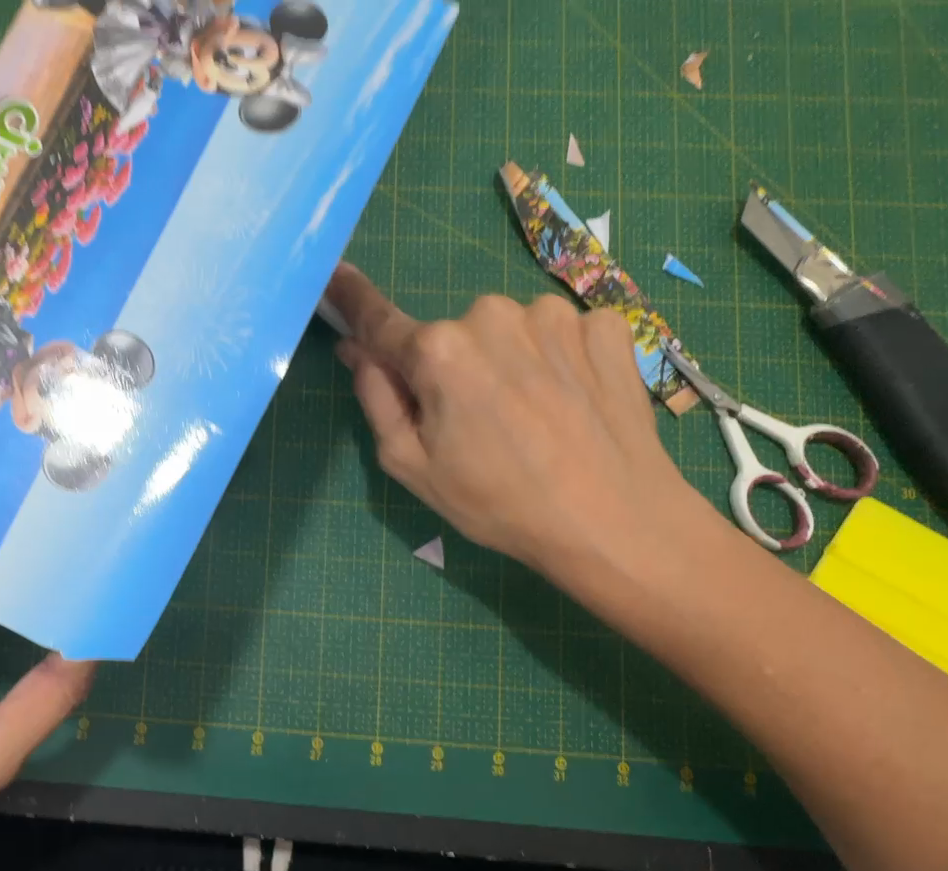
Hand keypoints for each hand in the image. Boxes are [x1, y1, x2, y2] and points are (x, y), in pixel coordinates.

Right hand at [322, 263, 718, 578]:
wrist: (613, 519)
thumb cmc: (496, 501)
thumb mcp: (411, 464)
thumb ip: (376, 399)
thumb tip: (356, 350)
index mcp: (438, 351)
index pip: (380, 320)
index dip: (352, 300)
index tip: (334, 275)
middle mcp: (492, 315)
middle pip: (451, 337)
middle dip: (451, 369)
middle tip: (474, 426)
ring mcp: (555, 315)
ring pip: (507, 332)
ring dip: (506, 363)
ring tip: (529, 419)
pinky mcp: (605, 325)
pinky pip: (558, 334)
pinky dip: (555, 360)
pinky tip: (569, 401)